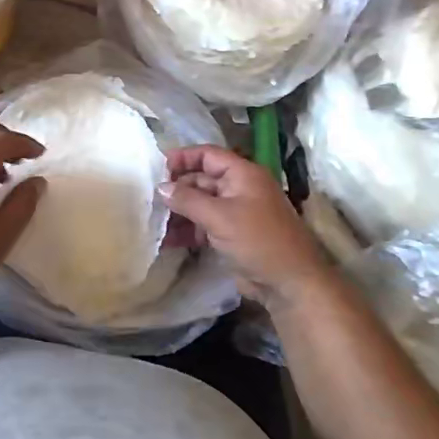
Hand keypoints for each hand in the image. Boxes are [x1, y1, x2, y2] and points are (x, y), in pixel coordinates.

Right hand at [161, 145, 336, 308]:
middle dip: (177, 189)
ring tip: (154, 222)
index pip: (208, 155)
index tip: (157, 167)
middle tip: (149, 199)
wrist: (290, 283)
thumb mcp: (220, 217)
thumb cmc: (258, 240)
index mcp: (243, 174)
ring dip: (179, 212)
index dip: (183, 157)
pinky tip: (168, 240)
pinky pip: (205, 224)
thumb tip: (161, 187)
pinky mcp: (233, 235)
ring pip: (202, 204)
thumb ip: (188, 199)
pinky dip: (188, 230)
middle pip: (202, 180)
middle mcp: (240, 188)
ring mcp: (237, 212)